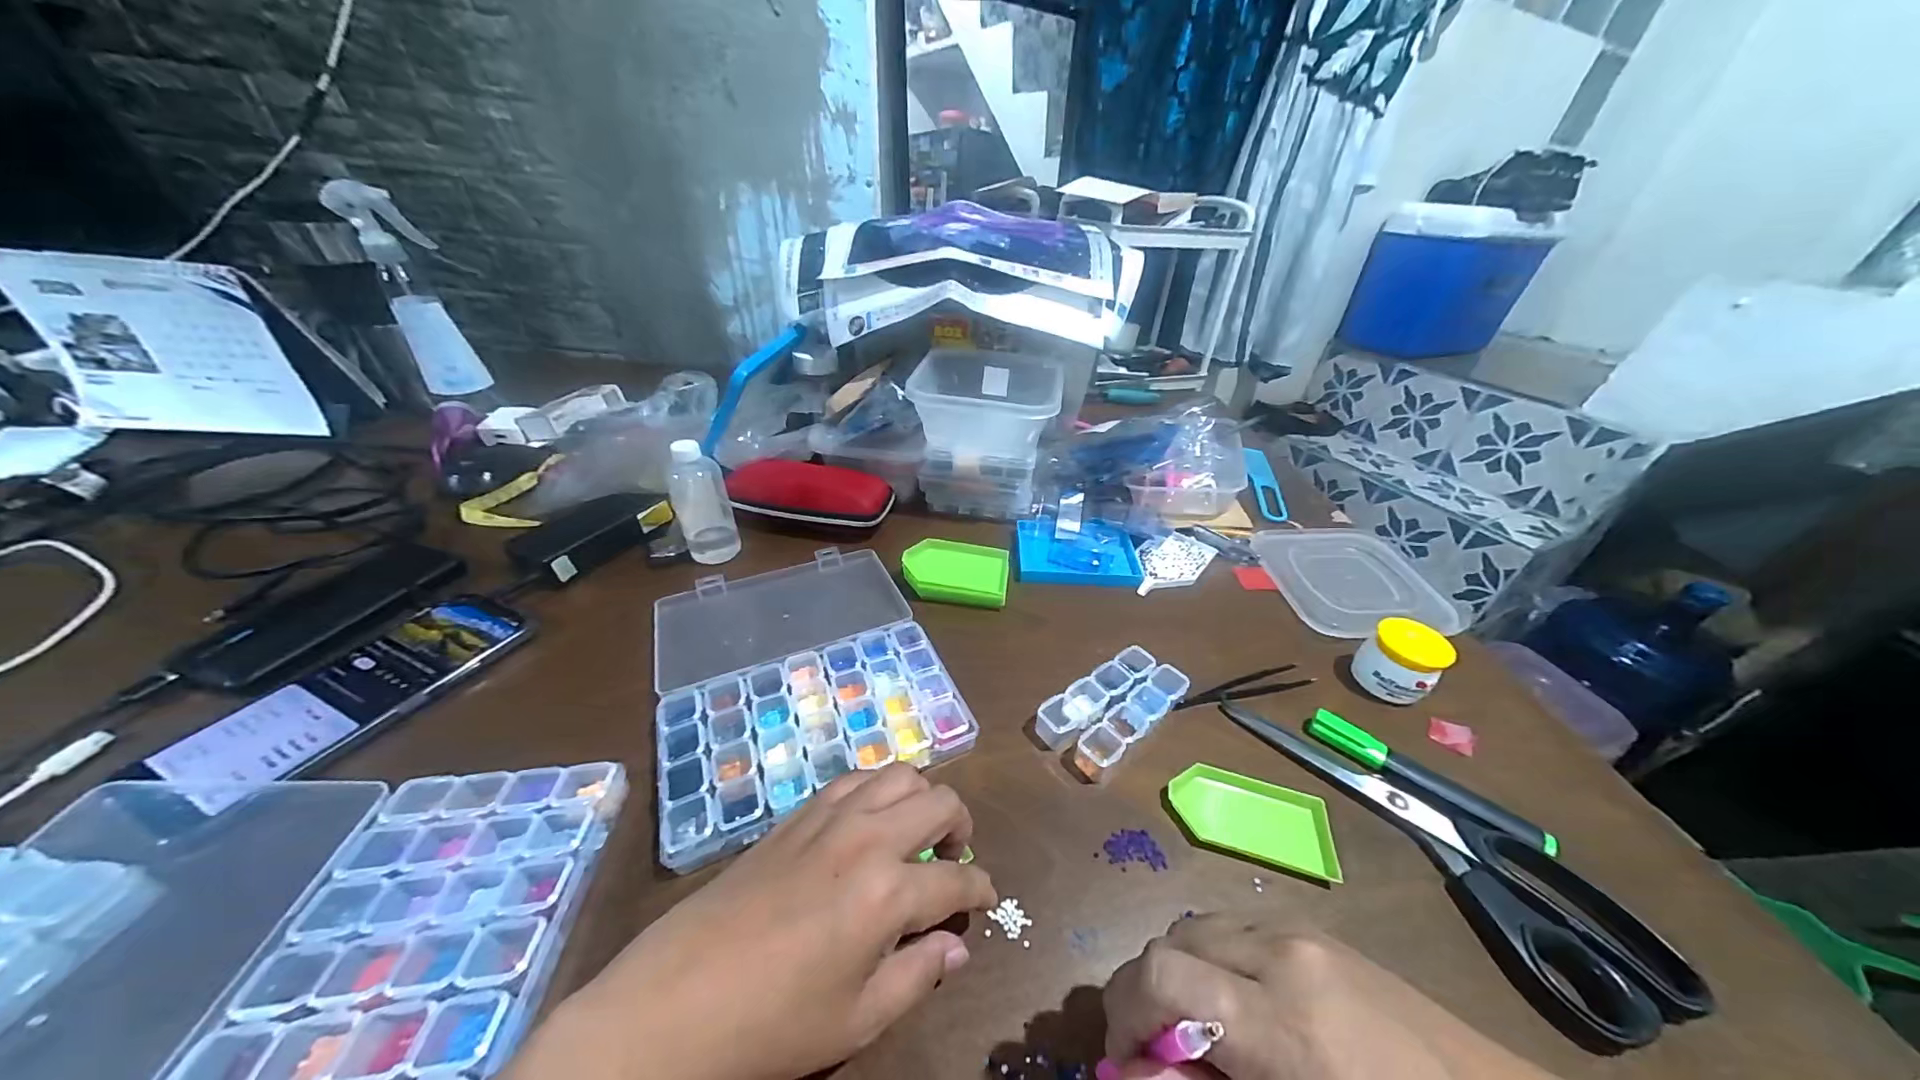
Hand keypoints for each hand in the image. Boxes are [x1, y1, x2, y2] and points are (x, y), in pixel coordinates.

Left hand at [503, 763, 995, 1079]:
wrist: (675, 1000)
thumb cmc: (773, 1023)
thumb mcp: (858, 1018)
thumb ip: (918, 974)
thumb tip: (957, 946)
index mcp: (887, 893)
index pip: (958, 880)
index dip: (982, 889)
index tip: (988, 898)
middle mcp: (865, 838)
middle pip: (938, 802)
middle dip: (962, 825)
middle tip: (956, 858)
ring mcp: (827, 819)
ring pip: (897, 775)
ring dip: (920, 797)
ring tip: (917, 831)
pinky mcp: (795, 815)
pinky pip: (851, 779)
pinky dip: (876, 789)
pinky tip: (869, 821)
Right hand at [1100, 916, 1561, 1079]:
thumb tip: (1128, 1072)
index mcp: (1285, 1017)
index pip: (1161, 974)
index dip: (1126, 1014)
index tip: (1127, 1062)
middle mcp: (1281, 951)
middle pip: (1168, 943)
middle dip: (1144, 997)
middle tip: (1158, 1056)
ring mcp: (1299, 930)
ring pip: (1194, 928)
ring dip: (1175, 975)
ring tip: (1197, 1030)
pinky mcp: (1313, 929)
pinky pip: (1231, 929)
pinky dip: (1209, 961)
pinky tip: (1237, 1007)